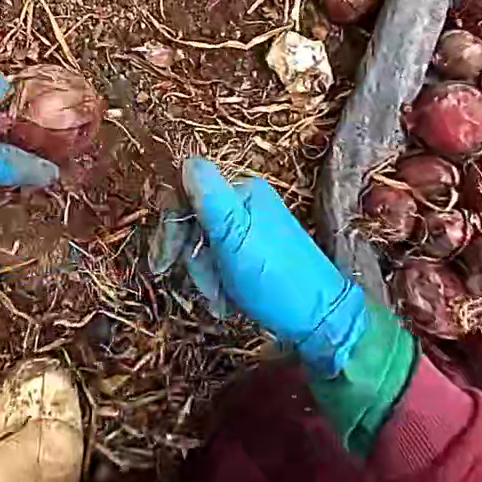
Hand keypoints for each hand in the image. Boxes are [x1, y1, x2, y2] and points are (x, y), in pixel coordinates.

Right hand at [181, 157, 367, 377]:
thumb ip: (211, 198)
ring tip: (224, 300)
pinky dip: (221, 285)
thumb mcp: (237, 238)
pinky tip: (230, 303)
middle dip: (195, 260)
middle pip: (195, 224)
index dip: (171, 228)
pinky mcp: (255, 255)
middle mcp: (247, 205)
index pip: (189, 194)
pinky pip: (222, 264)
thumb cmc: (275, 277)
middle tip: (209, 288)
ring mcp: (252, 230)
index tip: (161, 263)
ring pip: (205, 248)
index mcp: (243, 192)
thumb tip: (187, 160)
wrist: (319, 321)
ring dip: (208, 278)